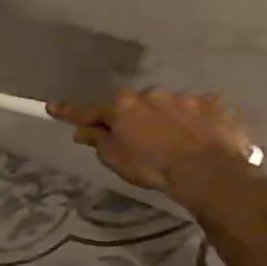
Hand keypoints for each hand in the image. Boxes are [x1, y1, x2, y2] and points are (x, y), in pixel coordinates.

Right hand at [48, 90, 257, 195]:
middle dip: (133, 117)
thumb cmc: (152, 167)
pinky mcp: (214, 104)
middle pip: (134, 104)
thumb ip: (98, 141)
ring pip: (168, 105)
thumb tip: (83, 131)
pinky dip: (196, 121)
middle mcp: (151, 95)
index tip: (52, 106)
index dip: (70, 112)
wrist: (208, 171)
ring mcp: (185, 97)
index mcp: (122, 108)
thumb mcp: (116, 159)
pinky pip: (199, 110)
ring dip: (167, 118)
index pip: (90, 111)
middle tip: (139, 139)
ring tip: (178, 143)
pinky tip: (202, 137)